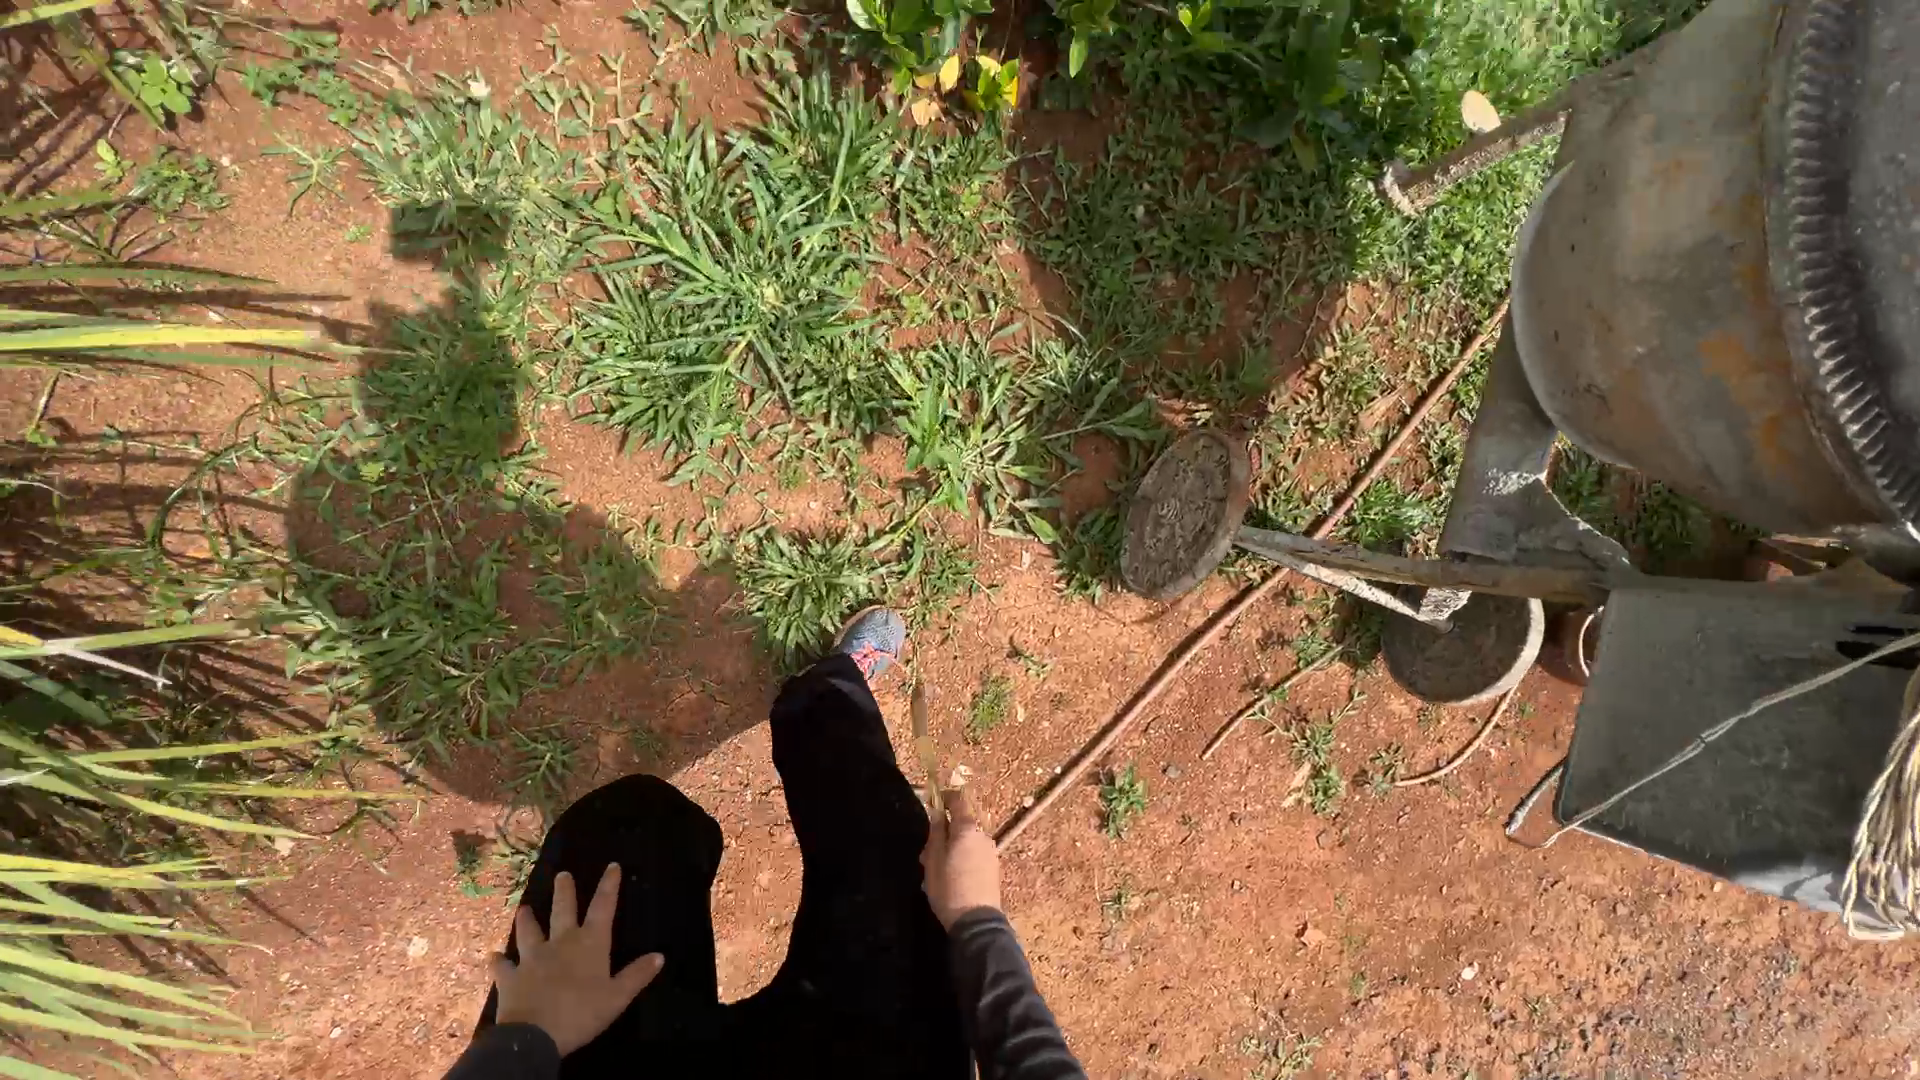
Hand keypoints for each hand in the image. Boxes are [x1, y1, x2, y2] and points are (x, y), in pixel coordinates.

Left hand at [491, 864, 663, 1055]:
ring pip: (529, 932)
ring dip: (527, 920)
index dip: (609, 885)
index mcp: (590, 943)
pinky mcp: (510, 978)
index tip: (612, 865)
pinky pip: (501, 967)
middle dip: (564, 891)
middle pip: (563, 910)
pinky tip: (491, 957)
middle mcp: (561, 942)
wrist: (533, 1036)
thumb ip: (637, 975)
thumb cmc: (581, 1013)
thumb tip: (659, 956)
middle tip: (562, 874)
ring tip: (523, 908)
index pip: (604, 906)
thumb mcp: (617, 997)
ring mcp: (533, 958)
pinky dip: (496, 962)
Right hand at [921, 786, 1000, 929]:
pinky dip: (962, 858)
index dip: (945, 798)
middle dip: (944, 833)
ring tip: (937, 870)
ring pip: (967, 841)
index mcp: (966, 829)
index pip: (958, 801)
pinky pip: (974, 854)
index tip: (933, 802)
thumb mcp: (933, 860)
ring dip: (952, 848)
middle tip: (927, 853)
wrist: (977, 922)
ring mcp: (990, 851)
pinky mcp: (993, 867)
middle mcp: (982, 835)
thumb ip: (936, 834)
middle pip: (961, 824)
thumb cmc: (949, 889)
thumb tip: (937, 813)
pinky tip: (951, 878)